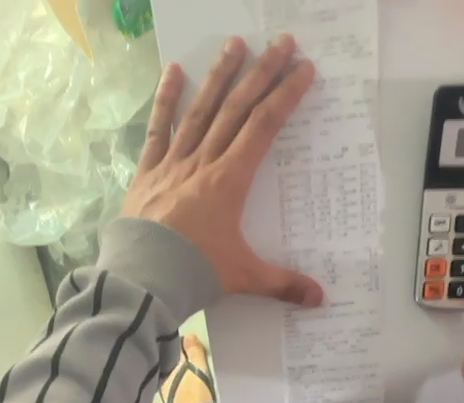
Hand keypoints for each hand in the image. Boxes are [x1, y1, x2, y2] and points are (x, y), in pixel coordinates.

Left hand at [122, 36, 322, 306]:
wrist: (144, 279)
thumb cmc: (195, 273)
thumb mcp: (243, 277)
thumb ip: (282, 284)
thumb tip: (319, 299)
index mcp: (229, 182)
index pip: (263, 128)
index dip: (284, 96)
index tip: (302, 69)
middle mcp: (202, 163)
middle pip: (235, 109)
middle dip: (260, 73)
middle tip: (280, 42)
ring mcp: (172, 164)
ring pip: (199, 111)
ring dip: (219, 76)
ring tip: (234, 44)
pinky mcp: (147, 174)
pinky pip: (158, 131)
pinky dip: (165, 101)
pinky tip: (173, 72)